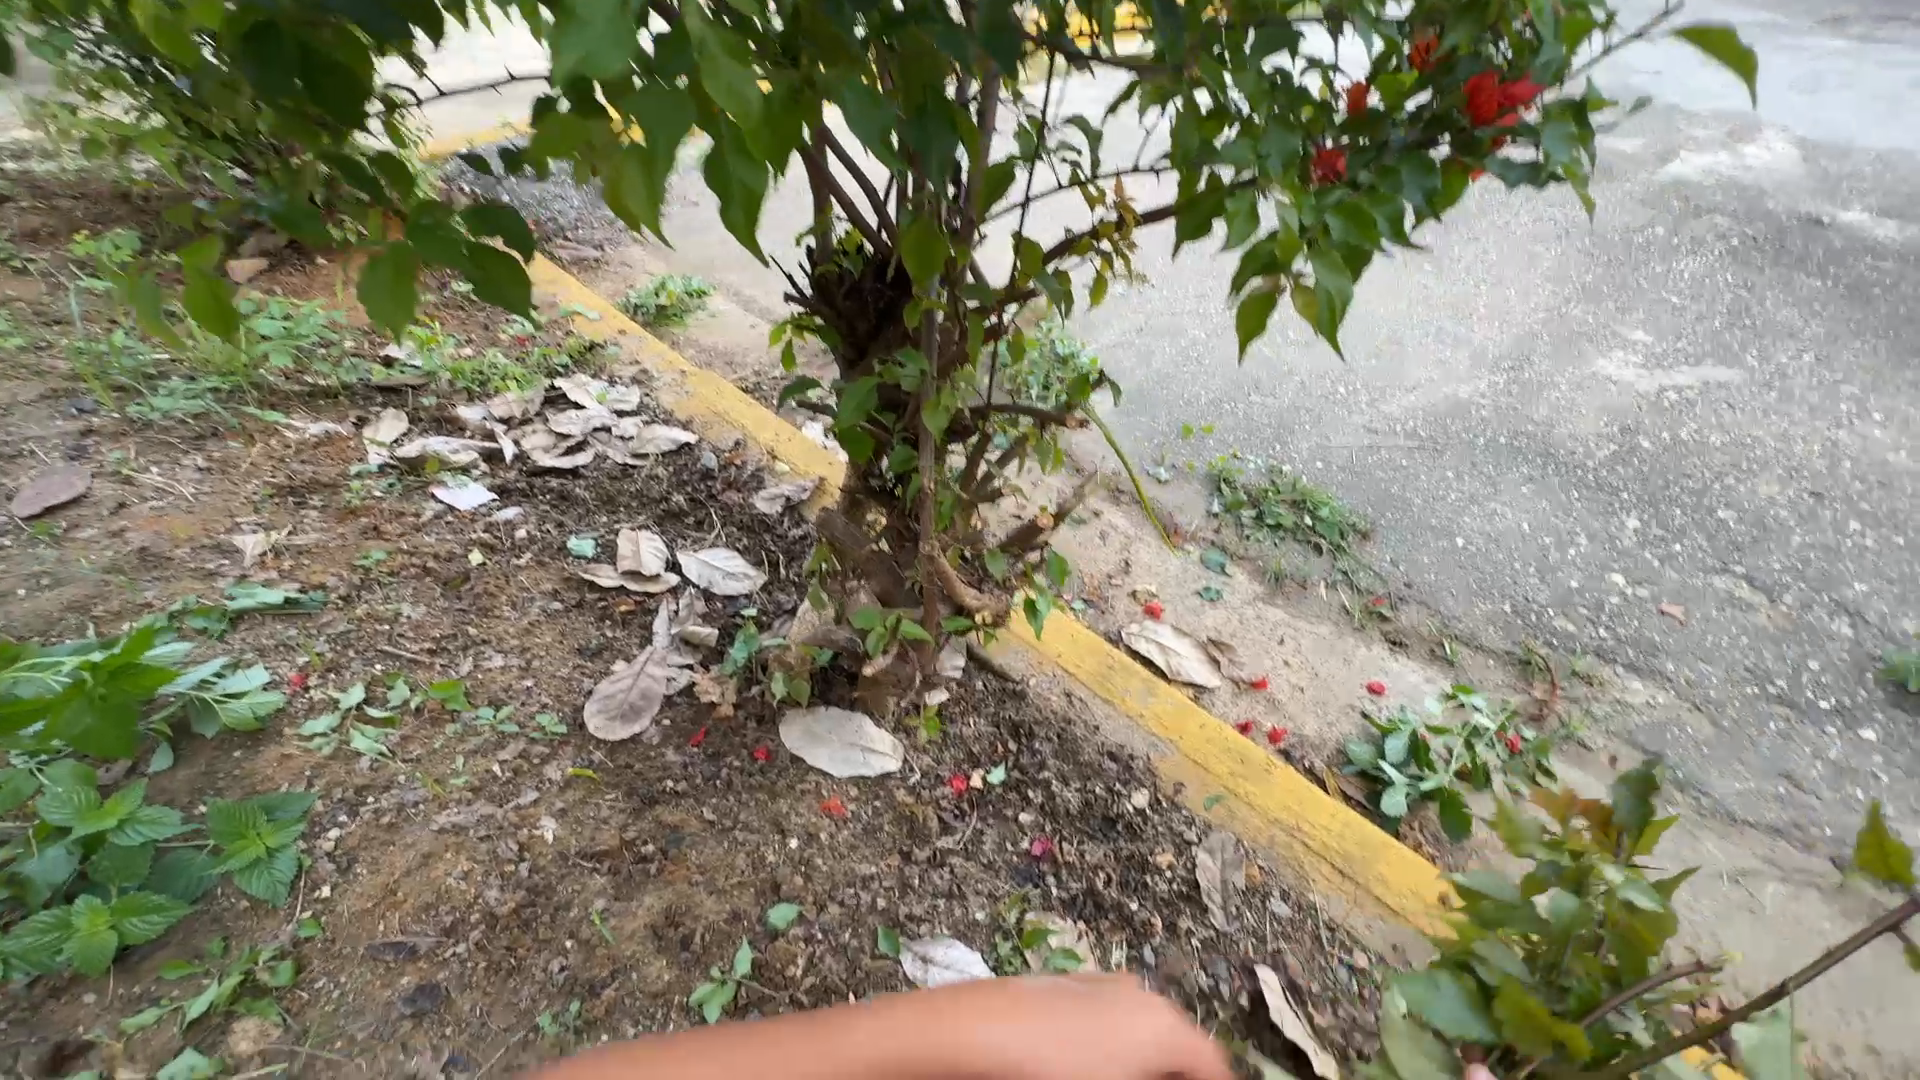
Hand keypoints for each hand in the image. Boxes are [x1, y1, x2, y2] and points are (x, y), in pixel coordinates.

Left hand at [877, 974, 1233, 1079]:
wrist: (980, 1032)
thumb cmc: (1056, 1071)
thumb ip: (1160, 1079)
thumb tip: (1172, 1072)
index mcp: (1165, 1025)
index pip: (1215, 1066)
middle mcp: (1142, 995)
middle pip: (1181, 1046)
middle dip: (1174, 1074)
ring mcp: (1104, 985)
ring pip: (1145, 1033)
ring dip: (1144, 1063)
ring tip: (1119, 1078)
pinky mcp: (1072, 986)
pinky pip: (1113, 1022)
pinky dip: (1115, 1048)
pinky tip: (1089, 1069)